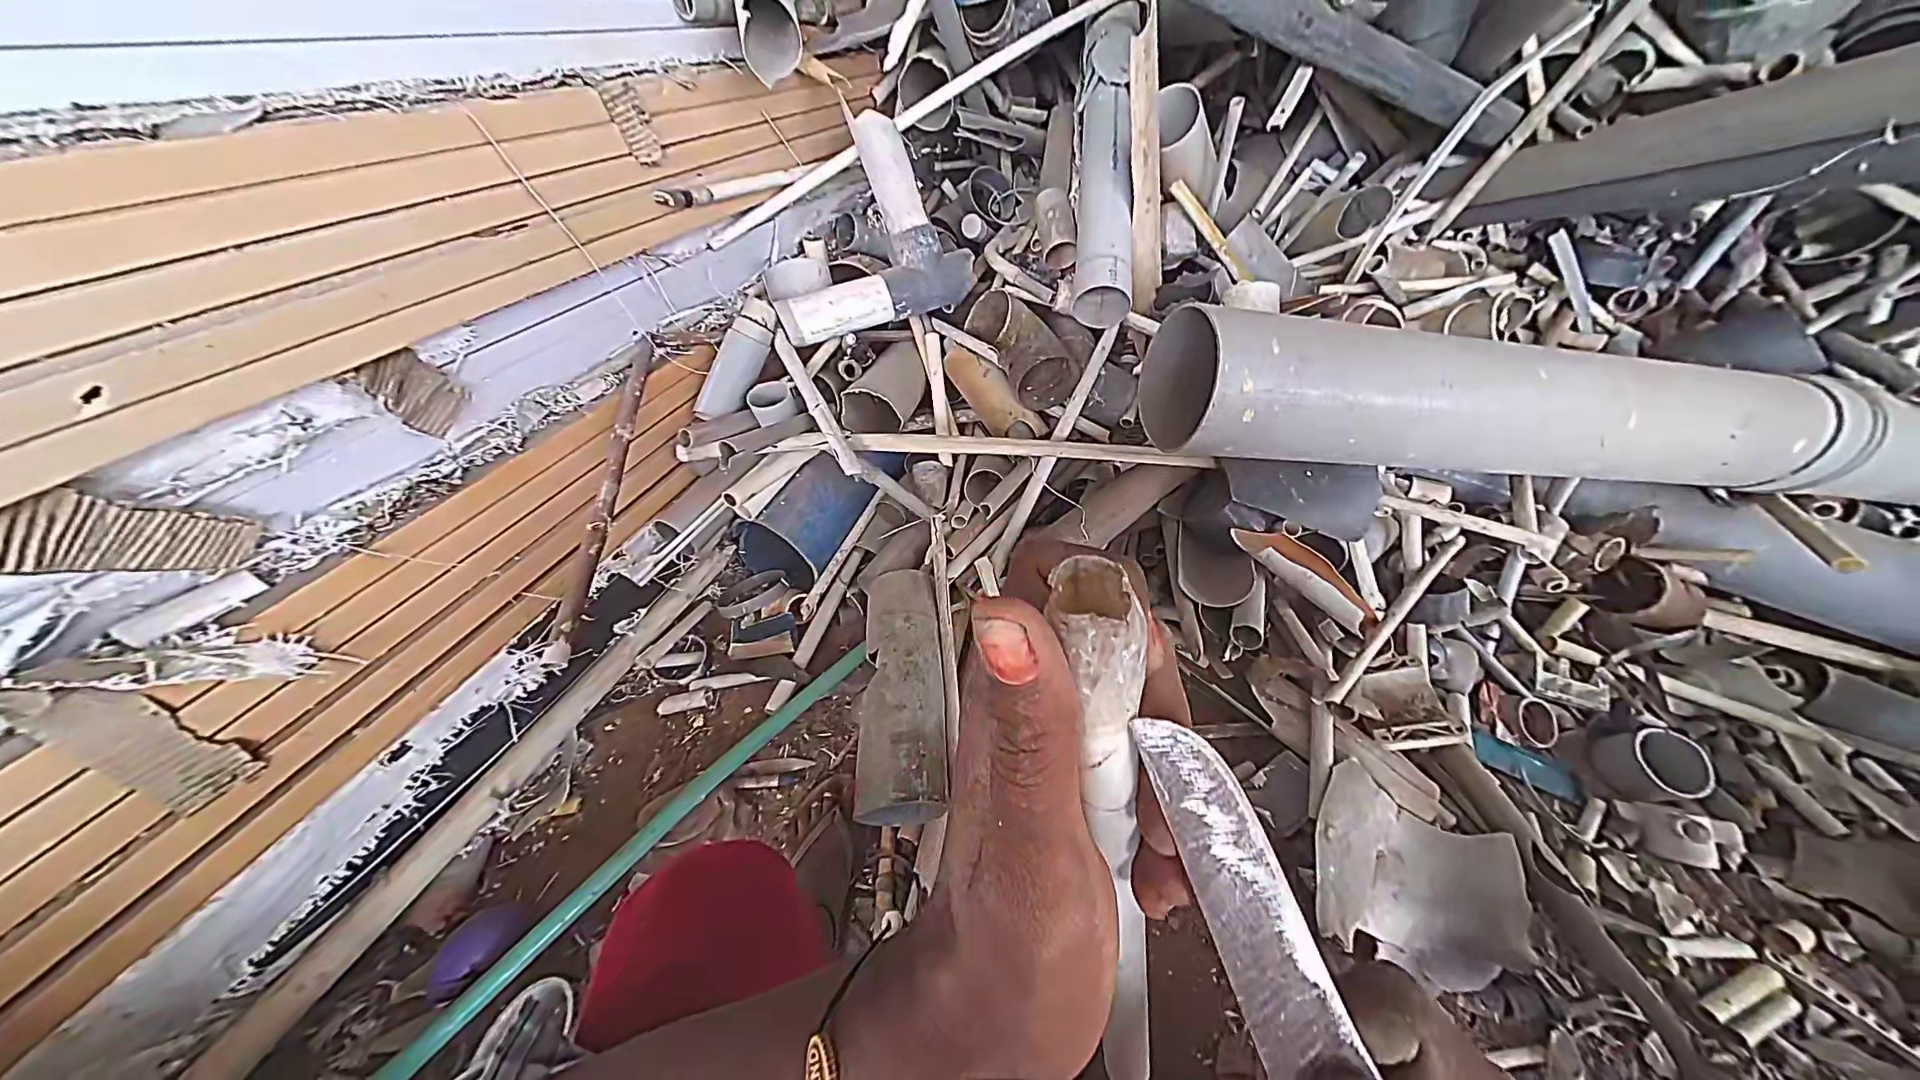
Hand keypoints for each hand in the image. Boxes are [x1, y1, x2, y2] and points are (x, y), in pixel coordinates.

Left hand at [832, 539, 1192, 1078]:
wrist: (998, 1016)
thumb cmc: (1000, 948)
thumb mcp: (1029, 837)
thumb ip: (1027, 725)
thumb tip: (1005, 617)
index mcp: (1003, 703)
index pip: (1041, 582)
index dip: (1101, 592)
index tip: (1138, 662)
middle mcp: (1029, 712)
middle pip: (1111, 639)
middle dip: (1157, 699)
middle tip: (1156, 768)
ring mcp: (1061, 747)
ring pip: (1138, 699)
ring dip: (1173, 763)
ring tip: (1158, 834)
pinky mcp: (1089, 784)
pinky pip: (1149, 758)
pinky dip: (1172, 804)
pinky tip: (1156, 861)